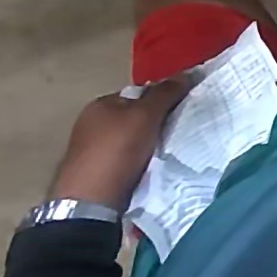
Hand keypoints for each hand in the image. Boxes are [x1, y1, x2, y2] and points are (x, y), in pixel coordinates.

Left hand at [47, 79, 188, 207]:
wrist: (90, 203)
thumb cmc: (116, 151)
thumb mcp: (145, 116)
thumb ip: (164, 94)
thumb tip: (186, 73)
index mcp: (100, 104)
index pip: (139, 94)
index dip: (162, 100)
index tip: (181, 111)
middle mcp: (92, 123)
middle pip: (135, 117)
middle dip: (156, 123)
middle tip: (178, 132)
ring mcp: (91, 150)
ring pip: (132, 140)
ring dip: (149, 144)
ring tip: (168, 153)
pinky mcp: (95, 173)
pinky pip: (127, 160)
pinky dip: (140, 162)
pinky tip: (151, 169)